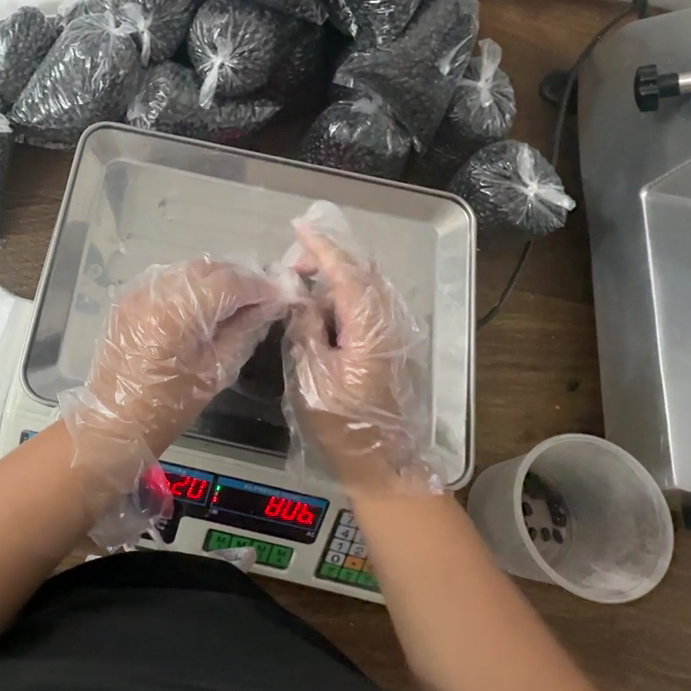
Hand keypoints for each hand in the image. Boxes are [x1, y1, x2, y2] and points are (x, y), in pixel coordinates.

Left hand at [59, 257, 286, 483]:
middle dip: (239, 279)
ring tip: (235, 301)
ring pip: (188, 269)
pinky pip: (168, 278)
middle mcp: (155, 292)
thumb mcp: (216, 371)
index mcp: (177, 313)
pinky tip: (202, 304)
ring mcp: (138, 291)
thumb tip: (270, 304)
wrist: (115, 420)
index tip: (281, 295)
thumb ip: (244, 330)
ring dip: (215, 279)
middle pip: (208, 268)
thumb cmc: (170, 405)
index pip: (229, 283)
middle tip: (261, 298)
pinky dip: (190, 285)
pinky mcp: (128, 297)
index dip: (259, 286)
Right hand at [284, 217, 439, 494]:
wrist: (386, 464)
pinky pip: (370, 306)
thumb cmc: (344, 425)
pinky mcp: (394, 346)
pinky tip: (323, 308)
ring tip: (303, 281)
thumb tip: (300, 296)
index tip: (300, 226)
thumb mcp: (312, 378)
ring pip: (367, 289)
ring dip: (336, 278)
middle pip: (362, 274)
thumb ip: (306, 329)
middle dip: (328, 259)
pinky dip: (346, 296)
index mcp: (370, 330)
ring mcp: (397, 334)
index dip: (323, 247)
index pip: (347, 273)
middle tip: (293, 261)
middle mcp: (390, 324)